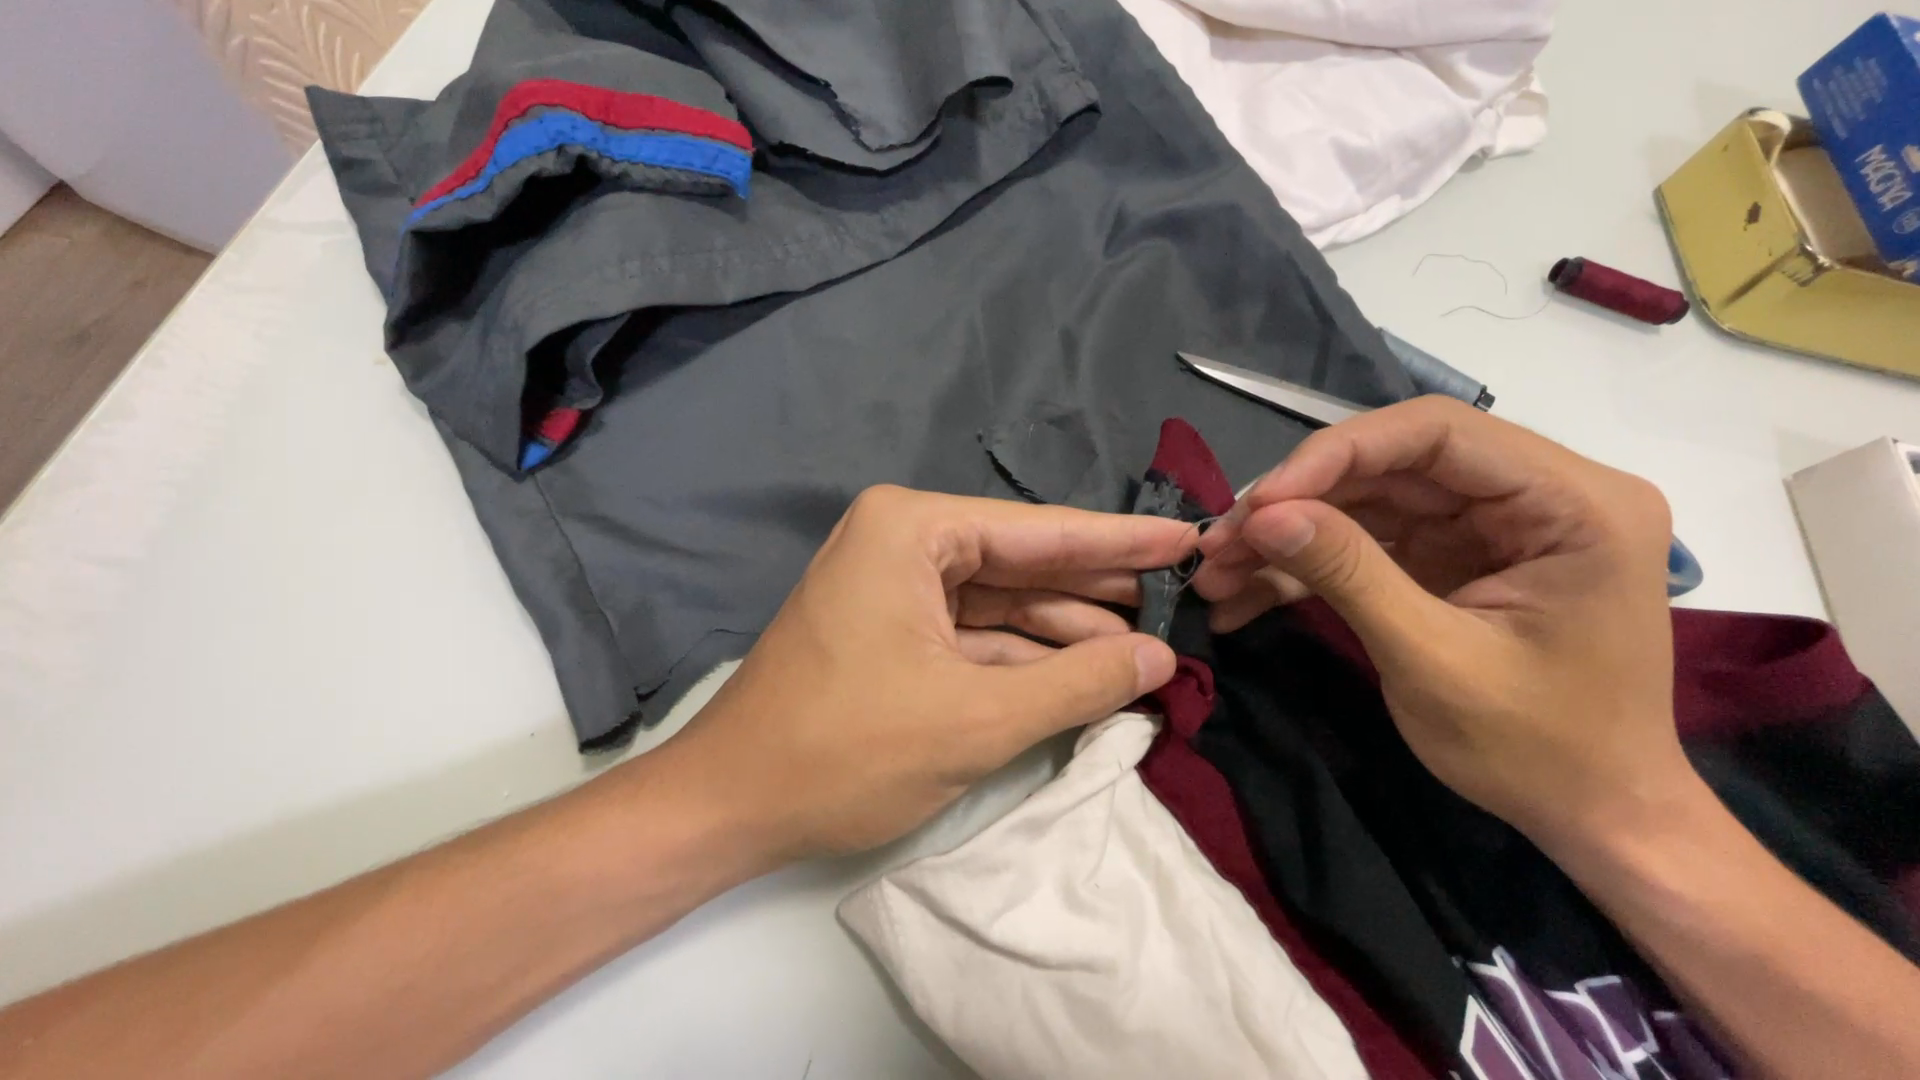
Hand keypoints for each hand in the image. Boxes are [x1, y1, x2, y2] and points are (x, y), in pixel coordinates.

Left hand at [655, 486, 1194, 862]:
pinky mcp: (891, 634)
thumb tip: (1159, 657)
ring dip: (1068, 633)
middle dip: (1099, 593)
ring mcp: (893, 589)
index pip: (1041, 532)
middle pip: (1024, 564)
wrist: (729, 807)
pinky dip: (1026, 659)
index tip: (1190, 539)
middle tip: (1184, 604)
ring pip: (1002, 604)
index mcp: (912, 530)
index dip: (1122, 541)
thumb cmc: (847, 750)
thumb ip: (1079, 682)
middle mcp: (902, 542)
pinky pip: (974, 636)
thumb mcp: (978, 719)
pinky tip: (1087, 674)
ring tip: (1150, 649)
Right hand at [1191, 397, 1682, 844]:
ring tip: (1216, 573)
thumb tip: (1261, 515)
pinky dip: (1307, 567)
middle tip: (1218, 545)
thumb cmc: (1535, 747)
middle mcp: (1536, 495)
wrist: (1588, 815)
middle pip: (1392, 465)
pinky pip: (1369, 541)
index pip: (1439, 434)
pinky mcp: (1454, 557)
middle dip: (1297, 503)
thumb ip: (1348, 574)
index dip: (1337, 454)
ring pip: (1368, 501)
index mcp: (1573, 503)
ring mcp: (1490, 526)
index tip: (1260, 502)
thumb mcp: (1433, 660)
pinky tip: (1244, 594)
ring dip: (1289, 536)